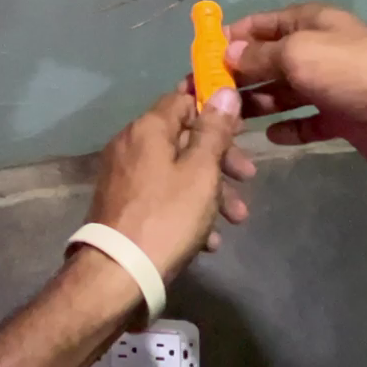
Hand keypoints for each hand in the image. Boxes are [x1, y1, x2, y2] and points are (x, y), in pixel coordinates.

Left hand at [84, 88, 245, 279]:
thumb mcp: (200, 172)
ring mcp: (124, 175)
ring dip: (210, 190)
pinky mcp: (123, 204)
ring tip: (236, 219)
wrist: (118, 274)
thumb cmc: (166, 217)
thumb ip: (214, 131)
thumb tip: (224, 91)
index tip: (241, 126)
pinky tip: (209, 240)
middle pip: (183, 138)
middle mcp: (131, 144)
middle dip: (220, 158)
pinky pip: (161, 196)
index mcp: (147, 129)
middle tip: (248, 176)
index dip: (213, 108)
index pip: (182, 99)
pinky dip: (186, 209)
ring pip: (176, 171)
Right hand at [225, 3, 366, 174]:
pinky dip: (289, 127)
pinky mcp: (342, 117)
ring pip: (285, 91)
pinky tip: (271, 137)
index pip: (262, 24)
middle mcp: (320, 49)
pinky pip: (307, 121)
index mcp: (311, 23)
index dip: (233, 37)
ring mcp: (332, 84)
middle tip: (209, 96)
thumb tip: (227, 53)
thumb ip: (258, 55)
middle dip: (240, 75)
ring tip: (234, 120)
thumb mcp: (296, 53)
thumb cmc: (349, 70)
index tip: (203, 56)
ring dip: (260, 103)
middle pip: (270, 60)